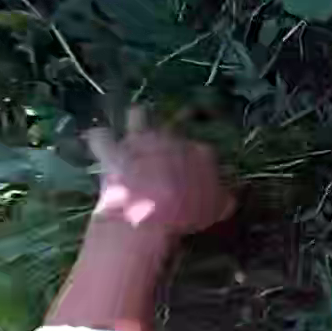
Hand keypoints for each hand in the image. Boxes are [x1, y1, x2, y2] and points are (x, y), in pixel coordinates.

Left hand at [85, 107, 234, 238]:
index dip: (201, 161)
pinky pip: (101, 135)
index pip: (205, 150)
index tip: (198, 174)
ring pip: (138, 114)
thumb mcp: (216, 210)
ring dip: (137, 119)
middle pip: (175, 122)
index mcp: (201, 151)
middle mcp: (172, 139)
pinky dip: (101, 139)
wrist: (148, 216)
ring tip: (137, 124)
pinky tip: (102, 142)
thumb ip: (225, 198)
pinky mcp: (114, 150)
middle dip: (172, 129)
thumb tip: (230, 196)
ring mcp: (141, 141)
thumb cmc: (187, 214)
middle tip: (169, 143)